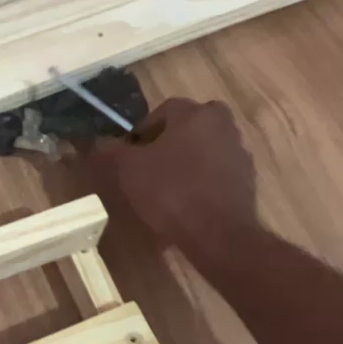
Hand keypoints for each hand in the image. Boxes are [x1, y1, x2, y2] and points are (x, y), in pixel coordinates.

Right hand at [87, 98, 258, 256]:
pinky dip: (202, 180)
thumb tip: (95, 140)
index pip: (162, 110)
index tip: (129, 154)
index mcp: (194, 113)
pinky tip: (187, 202)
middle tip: (149, 166)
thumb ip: (110, 150)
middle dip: (168, 142)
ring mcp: (239, 151)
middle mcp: (222, 124)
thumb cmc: (170, 191)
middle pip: (187, 127)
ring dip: (186, 160)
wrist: (217, 233)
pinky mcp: (247, 179)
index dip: (141, 131)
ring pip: (204, 148)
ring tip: (166, 187)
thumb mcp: (128, 170)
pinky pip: (217, 172)